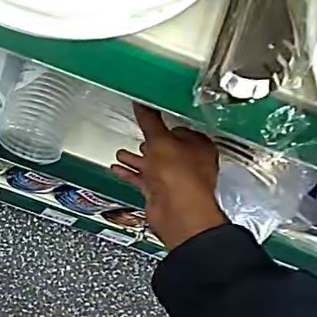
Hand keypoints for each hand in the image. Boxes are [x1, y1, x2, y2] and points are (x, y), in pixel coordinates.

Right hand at [112, 104, 227, 249]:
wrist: (177, 212)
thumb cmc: (181, 177)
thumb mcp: (160, 140)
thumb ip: (149, 121)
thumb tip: (142, 104)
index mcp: (198, 146)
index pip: (182, 130)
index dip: (166, 124)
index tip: (152, 118)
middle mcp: (189, 163)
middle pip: (166, 148)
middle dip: (150, 143)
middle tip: (138, 135)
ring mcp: (174, 179)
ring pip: (153, 164)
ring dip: (137, 159)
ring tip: (121, 152)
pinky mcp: (160, 193)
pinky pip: (143, 179)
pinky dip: (130, 173)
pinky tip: (117, 168)